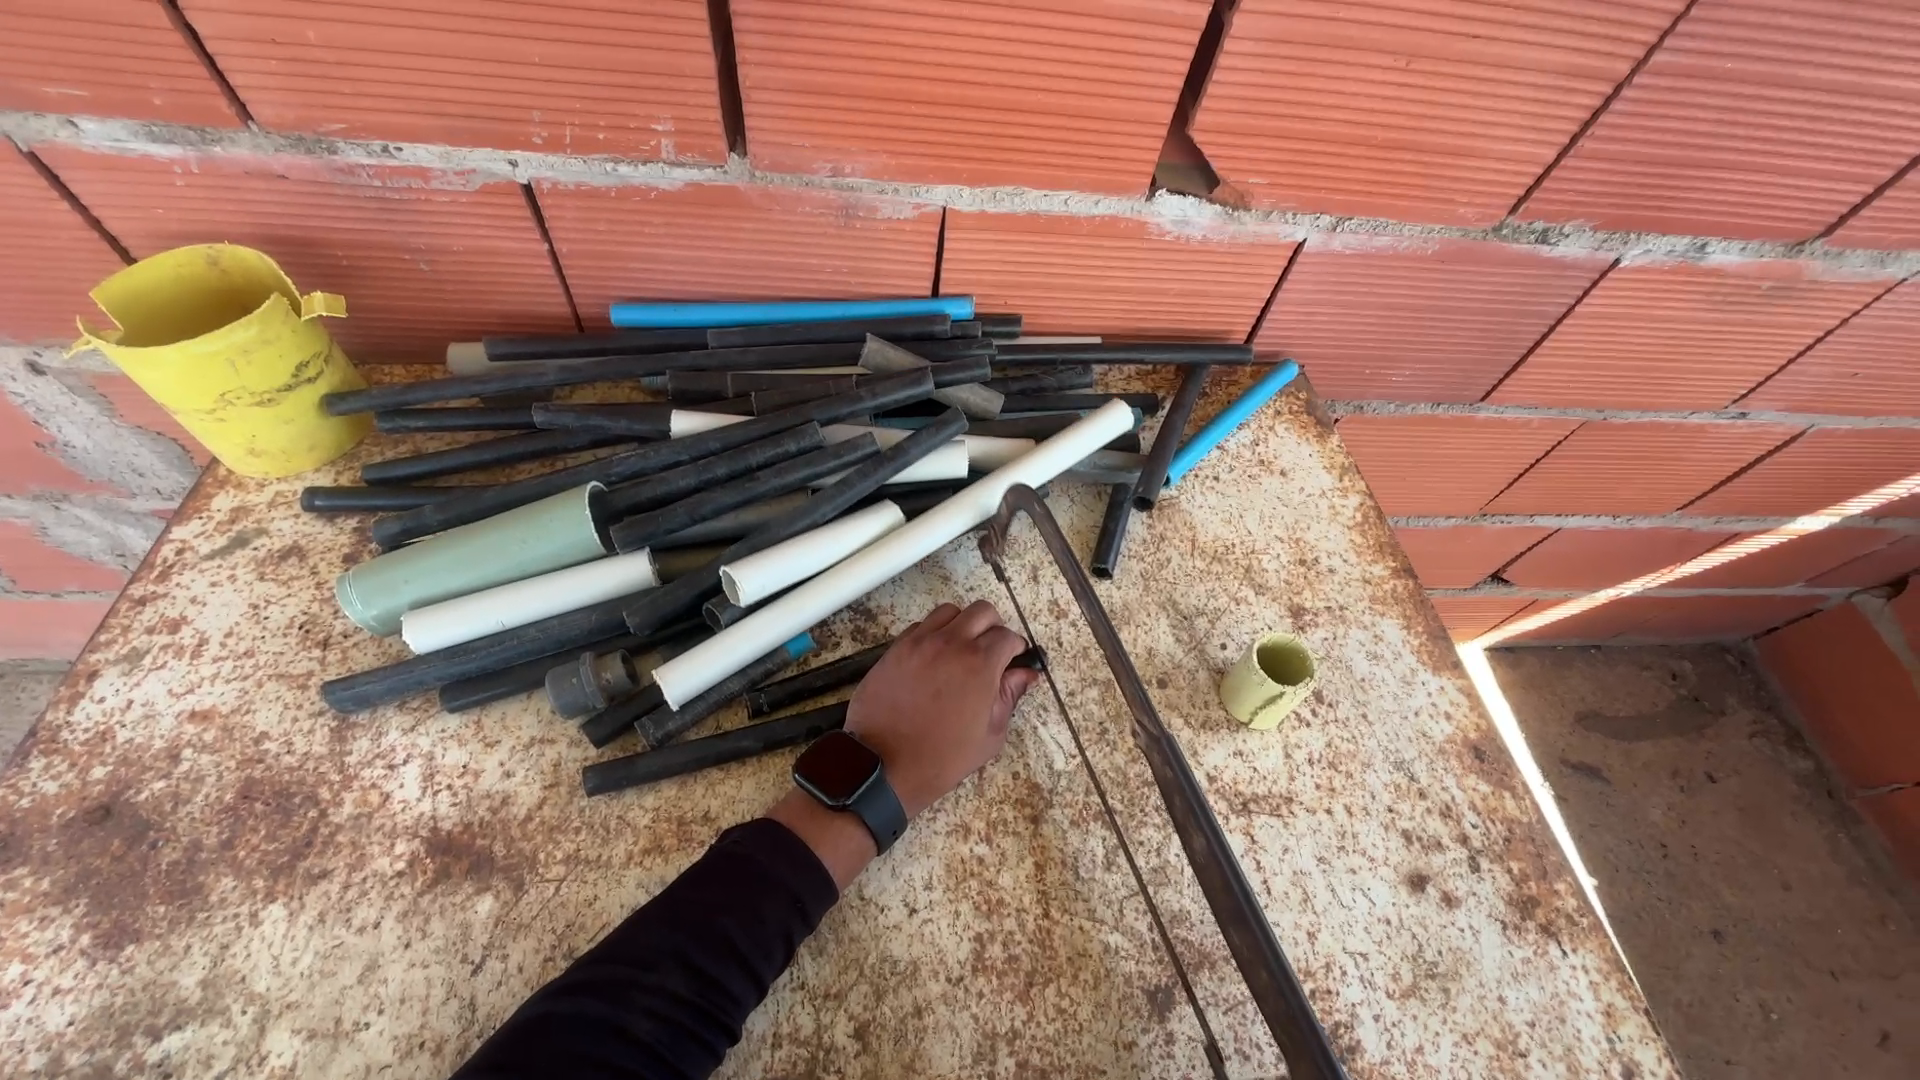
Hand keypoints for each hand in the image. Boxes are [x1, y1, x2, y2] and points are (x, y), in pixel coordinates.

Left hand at [844, 600, 1043, 818]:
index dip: (1016, 648)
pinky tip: (935, 657)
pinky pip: (921, 626)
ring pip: (950, 612)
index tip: (1014, 660)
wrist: (883, 763)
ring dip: (962, 624)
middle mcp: (951, 643)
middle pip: (982, 611)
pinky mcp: (896, 648)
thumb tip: (1026, 675)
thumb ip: (1010, 697)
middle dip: (994, 627)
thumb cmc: (941, 757)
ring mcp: (920, 642)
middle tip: (992, 650)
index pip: (1007, 636)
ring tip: (962, 649)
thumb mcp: (989, 735)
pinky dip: (934, 633)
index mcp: (979, 663)